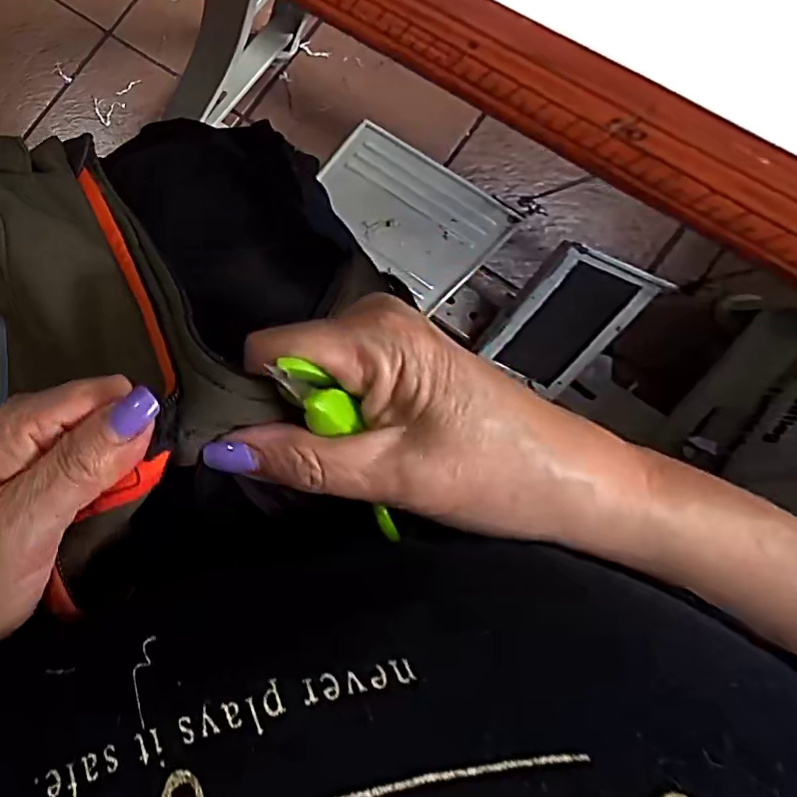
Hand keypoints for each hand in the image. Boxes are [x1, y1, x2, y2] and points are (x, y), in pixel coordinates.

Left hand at [0, 376, 159, 661]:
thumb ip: (83, 462)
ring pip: (108, 442)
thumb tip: (140, 408)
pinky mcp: (46, 476)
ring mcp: (37, 450)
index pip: (109, 393)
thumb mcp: (29, 520)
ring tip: (95, 520)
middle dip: (127, 455)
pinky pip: (97, 468)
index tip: (129, 481)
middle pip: (111, 414)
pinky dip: (105, 492)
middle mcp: (32, 424)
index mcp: (24, 420)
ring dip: (118, 477)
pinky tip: (89, 520)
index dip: (132, 431)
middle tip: (106, 509)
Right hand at [204, 294, 658, 552]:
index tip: (280, 449)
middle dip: (293, 417)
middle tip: (340, 463)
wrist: (575, 481)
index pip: (267, 349)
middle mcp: (372, 315)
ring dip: (318, 422)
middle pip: (285, 361)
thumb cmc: (499, 475)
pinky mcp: (392, 351)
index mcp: (373, 332)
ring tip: (366, 457)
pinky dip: (338, 415)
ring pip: (306, 374)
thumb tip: (222, 449)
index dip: (259, 400)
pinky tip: (375, 442)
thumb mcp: (391, 475)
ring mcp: (383, 331)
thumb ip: (301, 460)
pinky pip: (333, 377)